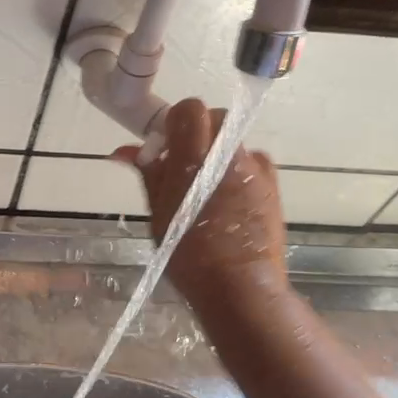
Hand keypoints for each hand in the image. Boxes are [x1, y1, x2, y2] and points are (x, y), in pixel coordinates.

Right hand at [112, 97, 289, 315]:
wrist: (239, 287)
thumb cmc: (189, 254)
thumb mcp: (158, 214)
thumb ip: (149, 174)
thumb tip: (123, 151)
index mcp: (195, 160)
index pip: (190, 109)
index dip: (175, 122)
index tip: (167, 148)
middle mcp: (229, 156)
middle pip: (215, 118)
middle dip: (198, 133)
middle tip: (183, 164)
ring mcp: (256, 168)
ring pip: (233, 140)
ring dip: (217, 152)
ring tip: (206, 187)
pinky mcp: (273, 184)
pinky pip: (253, 161)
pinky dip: (239, 169)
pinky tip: (229, 196)